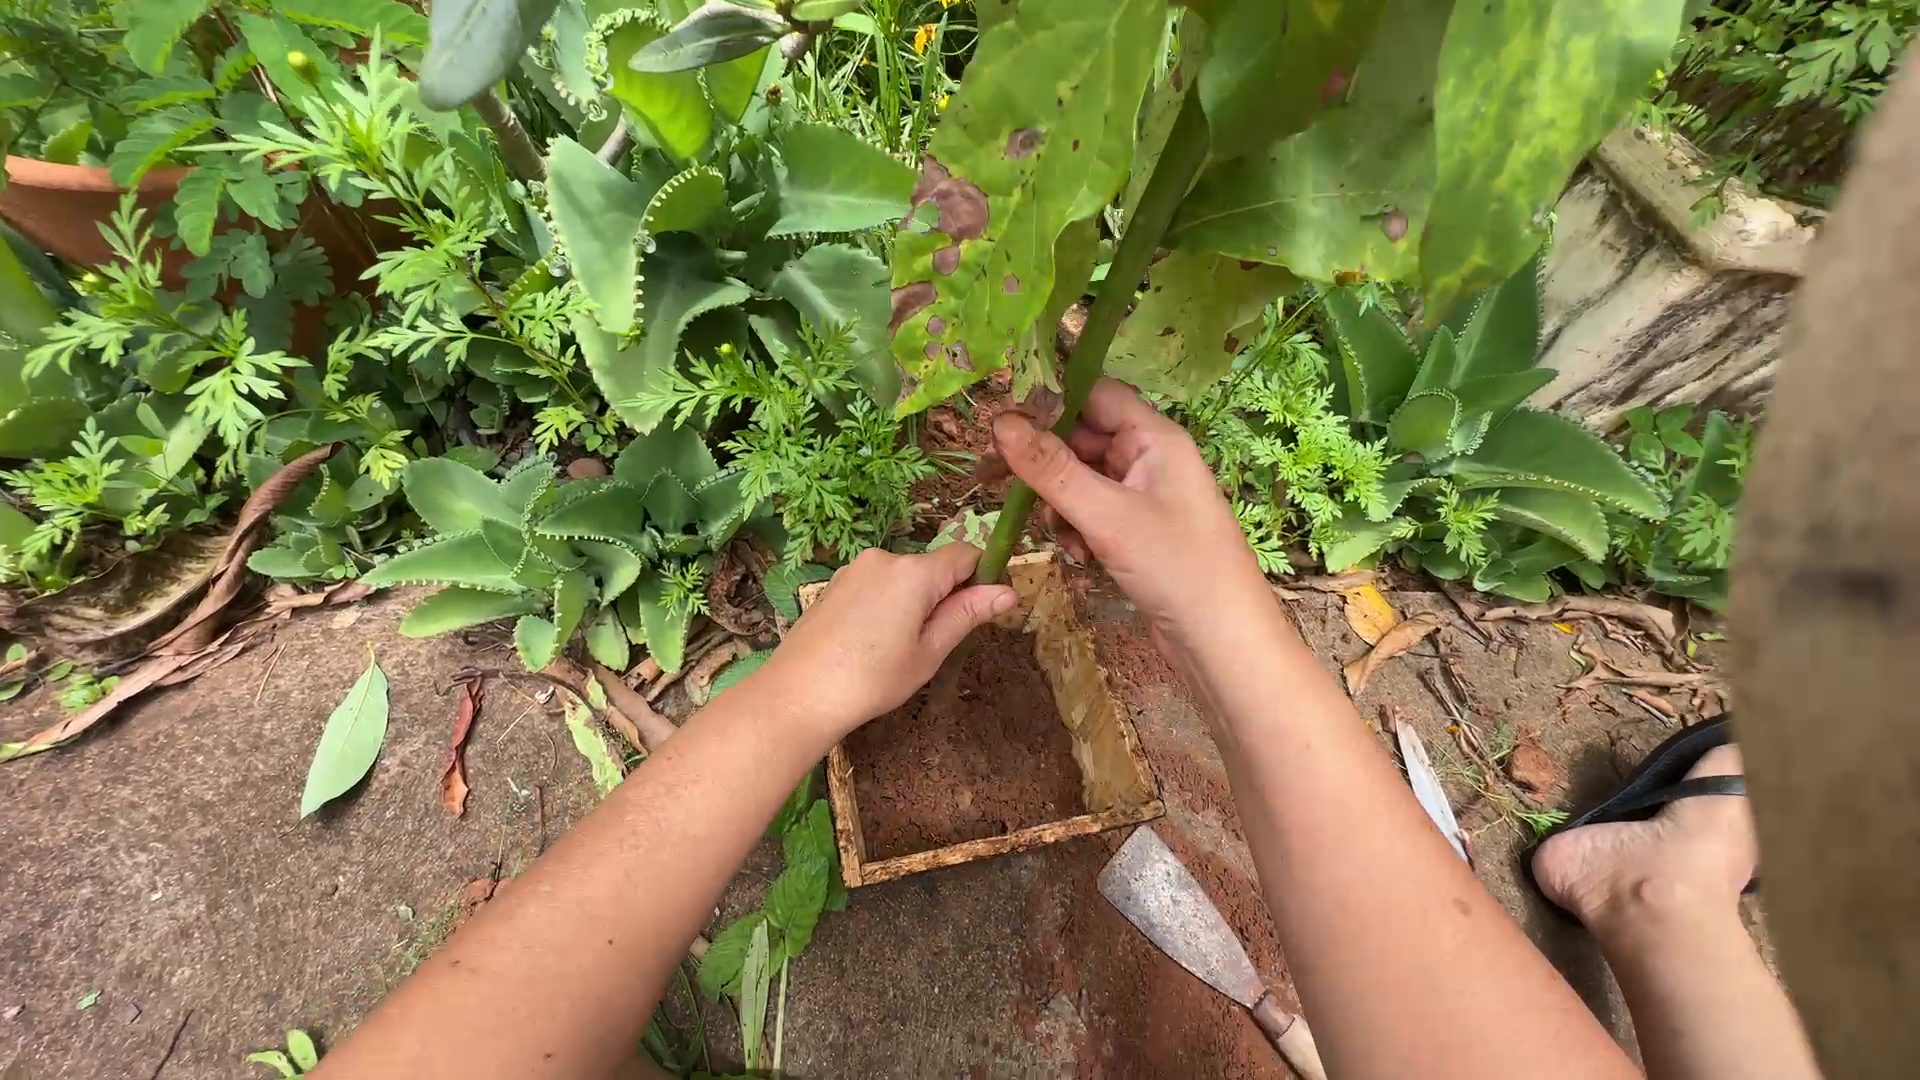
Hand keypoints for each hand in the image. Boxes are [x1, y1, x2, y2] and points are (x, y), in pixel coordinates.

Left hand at [755, 543, 1017, 737]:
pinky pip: (876, 585)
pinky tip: (870, 642)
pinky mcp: (835, 583)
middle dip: (943, 596)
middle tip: (932, 644)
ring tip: (896, 649)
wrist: (798, 694)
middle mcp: (885, 558)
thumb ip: (968, 614)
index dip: (980, 579)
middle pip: (932, 567)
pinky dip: (886, 605)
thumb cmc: (873, 679)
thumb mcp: (929, 651)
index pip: (966, 554)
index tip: (979, 613)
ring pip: (903, 577)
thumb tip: (1008, 591)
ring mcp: (855, 568)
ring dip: (913, 602)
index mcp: (914, 571)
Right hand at [990, 378, 1272, 650]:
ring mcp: (1143, 496)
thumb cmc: (1175, 566)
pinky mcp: (1136, 531)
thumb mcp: (1106, 515)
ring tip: (1058, 534)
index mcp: (1154, 437)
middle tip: (991, 476)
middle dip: (1042, 461)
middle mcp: (1149, 458)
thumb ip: (1051, 469)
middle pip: (1081, 439)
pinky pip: (1091, 512)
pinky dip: (1075, 529)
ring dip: (1058, 502)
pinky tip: (1079, 556)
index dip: (1048, 400)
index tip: (1000, 419)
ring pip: (1080, 480)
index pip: (1094, 394)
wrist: (1221, 640)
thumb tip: (1001, 424)